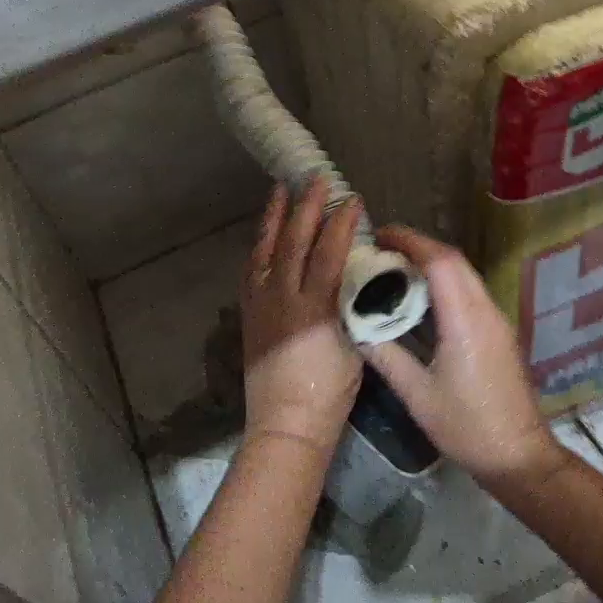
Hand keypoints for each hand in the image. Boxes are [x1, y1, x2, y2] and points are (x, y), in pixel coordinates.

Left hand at [238, 178, 363, 454]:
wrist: (285, 422)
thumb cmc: (329, 392)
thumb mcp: (353, 345)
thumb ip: (352, 306)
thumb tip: (354, 276)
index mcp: (314, 307)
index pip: (329, 251)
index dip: (341, 222)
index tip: (352, 200)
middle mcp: (282, 296)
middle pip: (294, 241)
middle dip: (306, 207)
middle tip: (316, 180)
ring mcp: (260, 302)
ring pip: (265, 248)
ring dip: (275, 216)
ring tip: (280, 189)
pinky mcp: (248, 312)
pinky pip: (252, 268)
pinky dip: (260, 245)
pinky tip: (265, 235)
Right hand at [360, 226, 566, 483]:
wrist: (519, 457)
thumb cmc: (466, 427)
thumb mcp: (416, 395)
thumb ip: (385, 356)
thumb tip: (355, 328)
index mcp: (465, 321)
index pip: (440, 262)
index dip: (410, 242)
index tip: (380, 235)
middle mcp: (485, 312)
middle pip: (454, 261)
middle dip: (418, 246)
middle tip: (382, 248)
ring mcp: (497, 321)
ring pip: (465, 274)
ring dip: (432, 262)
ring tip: (396, 267)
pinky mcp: (499, 333)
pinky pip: (470, 291)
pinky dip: (444, 281)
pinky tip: (421, 297)